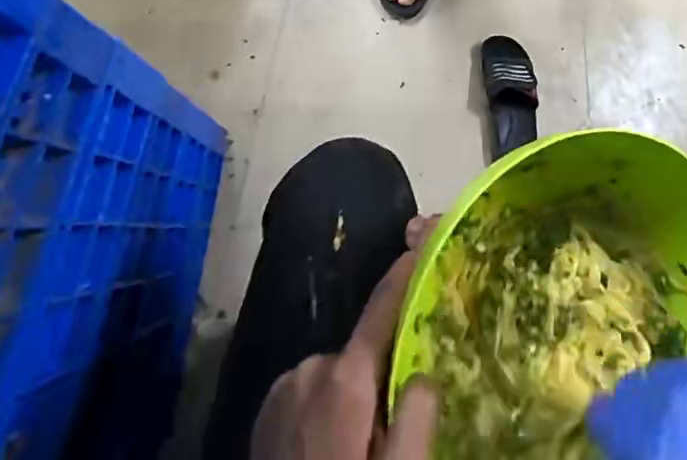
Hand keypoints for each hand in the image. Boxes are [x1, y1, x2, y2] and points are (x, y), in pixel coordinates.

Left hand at [251, 235, 439, 458]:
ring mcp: (281, 389)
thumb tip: (422, 375)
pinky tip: (324, 450)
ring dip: (348, 398)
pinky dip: (322, 409)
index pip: (379, 312)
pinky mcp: (264, 412)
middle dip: (378, 377)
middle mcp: (309, 368)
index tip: (416, 247)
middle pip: (360, 354)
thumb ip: (416, 420)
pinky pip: (307, 393)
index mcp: (345, 379)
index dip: (400, 278)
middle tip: (389, 427)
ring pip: (333, 377)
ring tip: (353, 450)